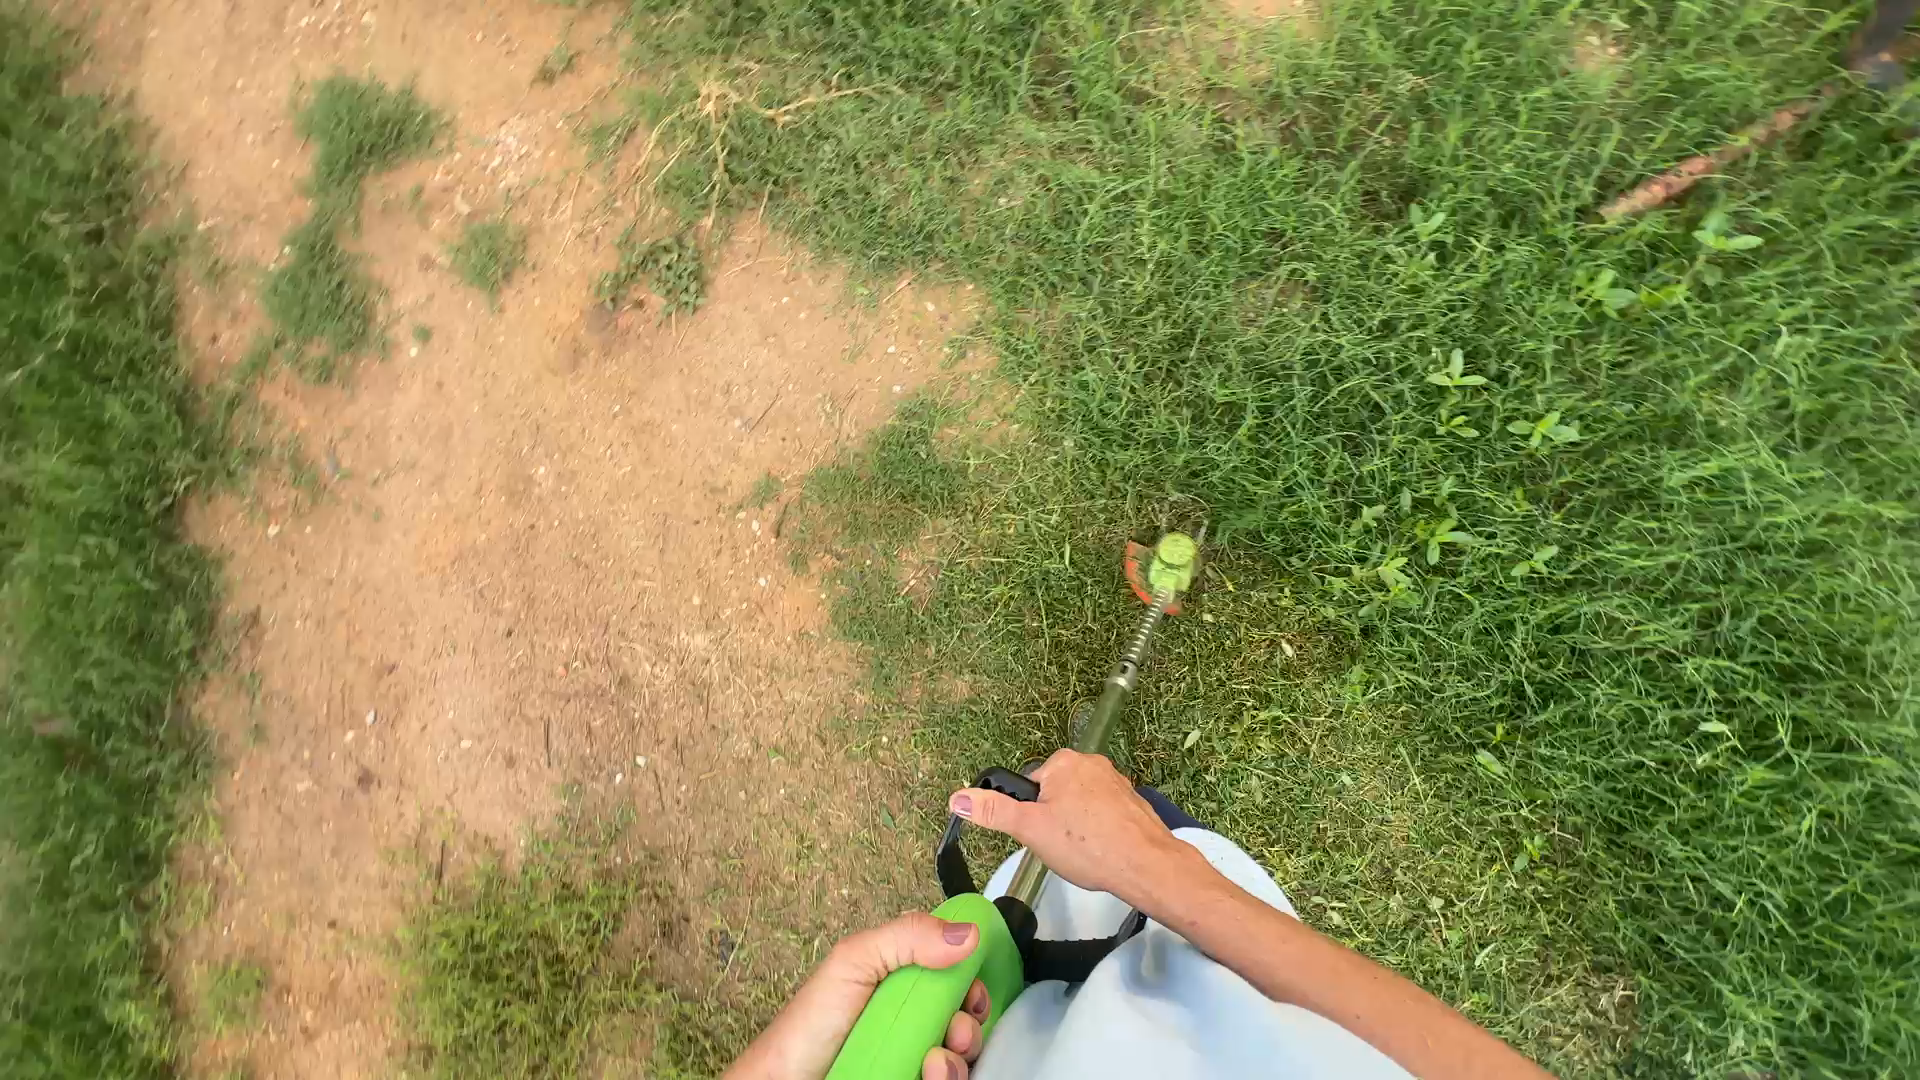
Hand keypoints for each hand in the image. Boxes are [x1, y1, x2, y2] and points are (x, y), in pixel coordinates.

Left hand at [724, 913, 991, 1079]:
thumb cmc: (809, 1024)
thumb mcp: (856, 960)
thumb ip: (908, 936)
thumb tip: (966, 933)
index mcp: (902, 977)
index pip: (955, 971)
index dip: (970, 982)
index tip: (971, 992)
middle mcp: (912, 1016)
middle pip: (965, 1015)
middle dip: (968, 1023)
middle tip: (953, 1030)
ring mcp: (911, 1055)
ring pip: (960, 1056)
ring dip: (958, 1058)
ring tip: (933, 1063)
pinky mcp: (909, 1078)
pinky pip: (945, 1079)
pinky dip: (945, 1078)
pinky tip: (927, 1075)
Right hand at [949, 749, 1202, 908]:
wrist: (1148, 866)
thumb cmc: (1086, 845)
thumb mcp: (1030, 829)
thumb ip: (994, 812)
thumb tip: (956, 797)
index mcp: (1063, 761)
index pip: (1031, 786)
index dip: (1031, 816)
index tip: (1042, 836)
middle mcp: (1090, 761)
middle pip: (1055, 794)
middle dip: (1054, 821)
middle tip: (1062, 847)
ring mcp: (1116, 780)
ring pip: (1080, 805)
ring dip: (1077, 827)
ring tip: (1085, 854)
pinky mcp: (1133, 801)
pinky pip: (1103, 814)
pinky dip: (1099, 831)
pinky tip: (1103, 852)